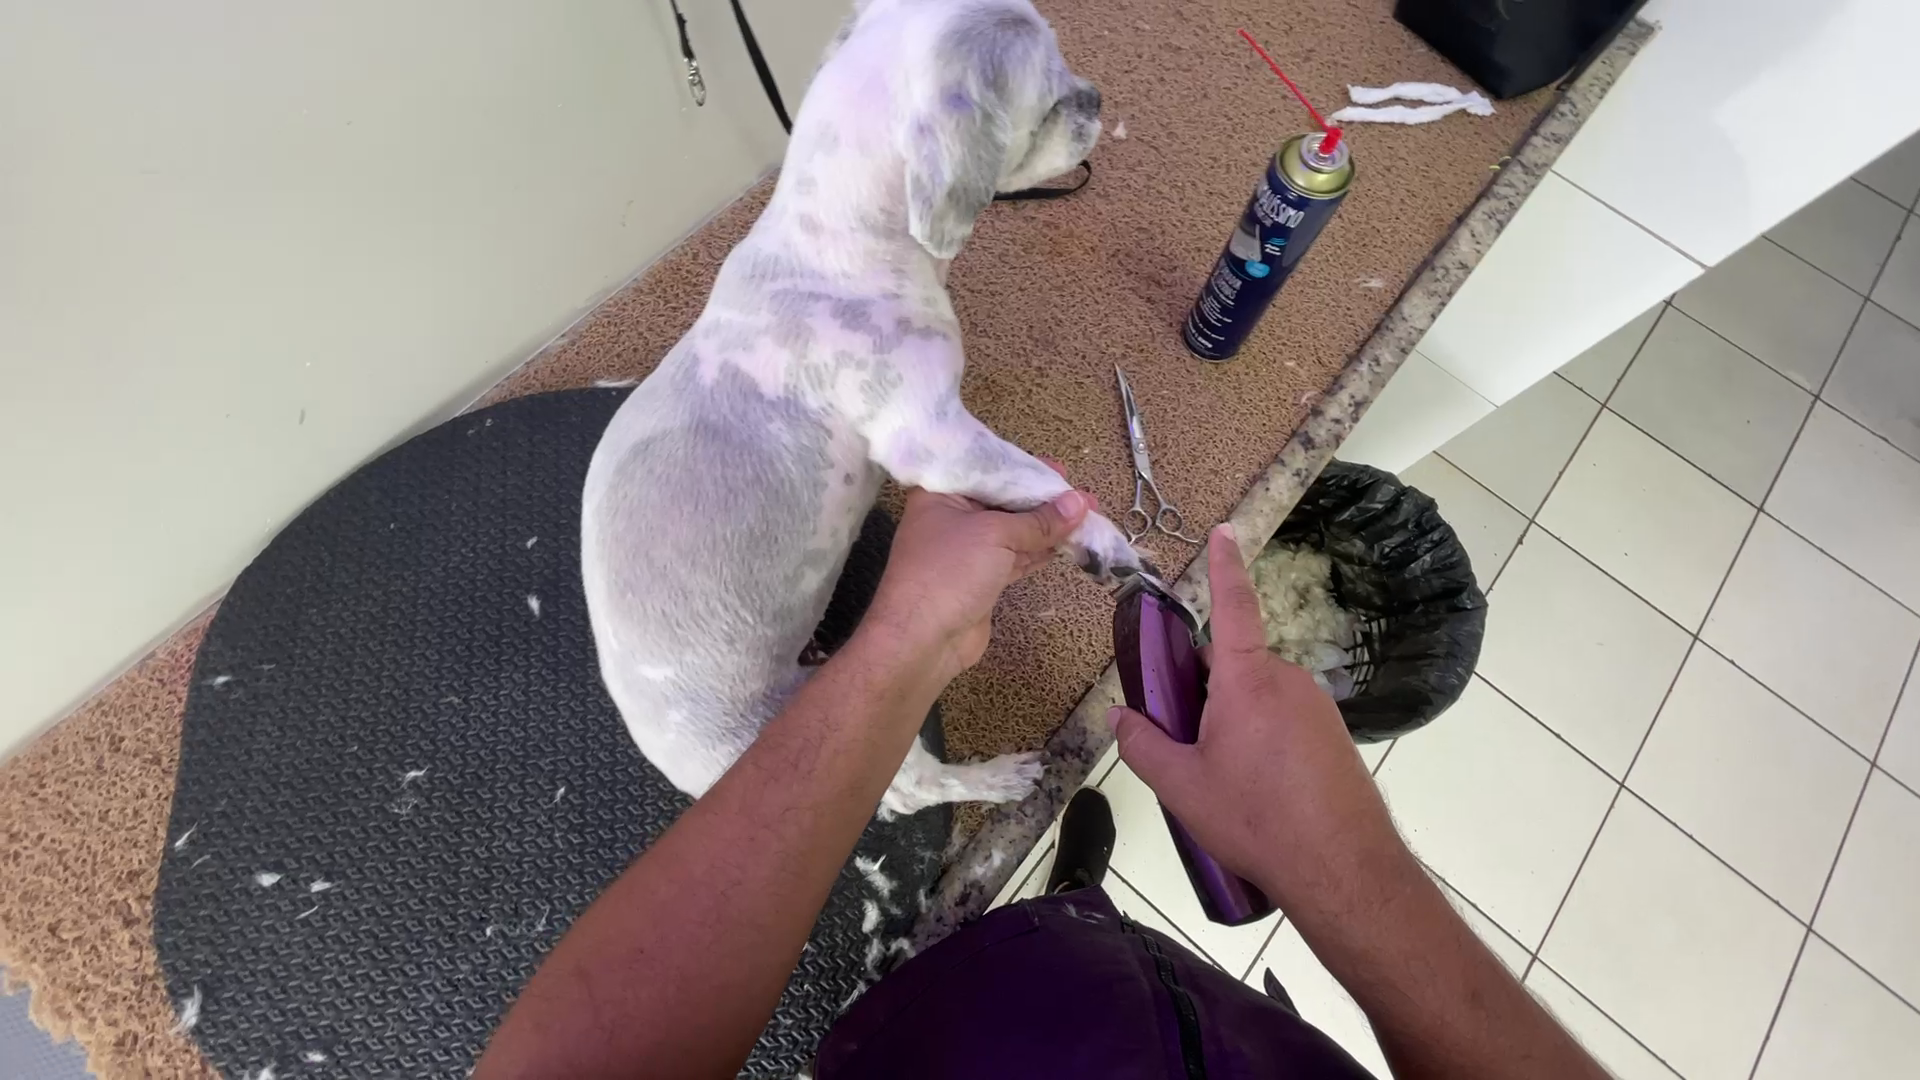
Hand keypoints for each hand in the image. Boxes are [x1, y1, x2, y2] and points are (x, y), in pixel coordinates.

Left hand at [863, 485, 1091, 680]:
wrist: (923, 640)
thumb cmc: (948, 572)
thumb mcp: (995, 534)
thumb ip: (1039, 520)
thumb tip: (1079, 502)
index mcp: (941, 493)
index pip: (989, 471)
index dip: (1027, 469)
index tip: (1063, 470)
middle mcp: (951, 516)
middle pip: (1004, 501)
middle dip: (1044, 500)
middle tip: (1083, 497)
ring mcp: (966, 550)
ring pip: (1014, 530)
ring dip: (1048, 527)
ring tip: (1088, 518)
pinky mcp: (980, 578)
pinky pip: (1016, 556)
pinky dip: (1041, 550)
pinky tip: (1069, 543)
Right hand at [1107, 524, 1413, 914]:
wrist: (1347, 874)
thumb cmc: (1256, 818)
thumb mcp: (1181, 786)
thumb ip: (1141, 745)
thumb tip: (1118, 717)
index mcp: (1247, 679)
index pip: (1232, 606)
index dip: (1224, 566)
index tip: (1223, 531)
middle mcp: (1287, 681)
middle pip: (1232, 663)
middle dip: (1202, 686)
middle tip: (1183, 737)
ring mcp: (1317, 708)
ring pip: (1257, 695)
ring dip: (1232, 717)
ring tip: (1221, 776)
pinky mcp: (1335, 737)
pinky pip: (1285, 718)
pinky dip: (1262, 736)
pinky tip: (1257, 788)